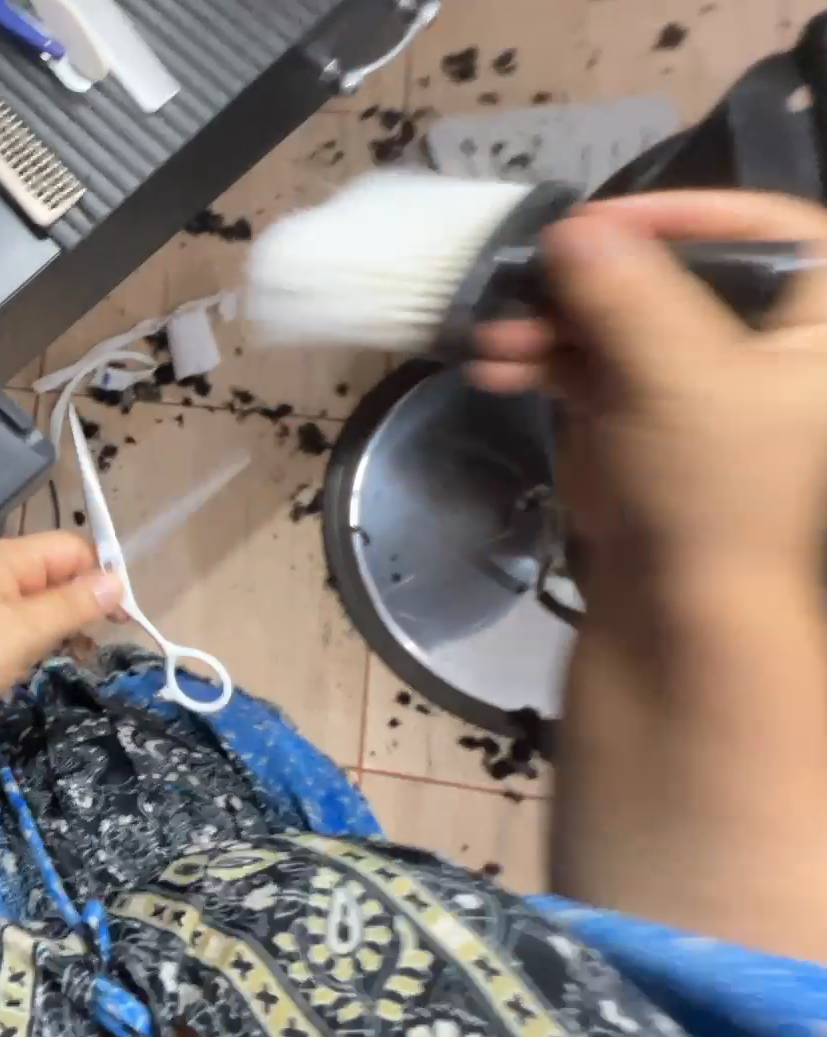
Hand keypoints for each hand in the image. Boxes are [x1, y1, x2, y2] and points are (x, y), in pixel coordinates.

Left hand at [0, 532, 121, 724]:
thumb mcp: (27, 631)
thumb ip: (73, 604)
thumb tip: (117, 580)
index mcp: (6, 557)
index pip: (71, 549)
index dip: (100, 578)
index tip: (119, 620)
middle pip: (54, 573)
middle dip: (77, 606)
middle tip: (86, 646)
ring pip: (36, 600)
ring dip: (54, 628)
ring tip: (52, 658)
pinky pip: (13, 620)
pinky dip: (28, 639)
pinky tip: (24, 664)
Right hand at [471, 191, 826, 573]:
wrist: (668, 574)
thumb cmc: (708, 478)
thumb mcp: (679, 382)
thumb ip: (630, 303)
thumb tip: (571, 229)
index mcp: (808, 316)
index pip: (764, 227)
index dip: (682, 212)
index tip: (594, 221)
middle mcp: (745, 328)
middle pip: (660, 271)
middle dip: (580, 284)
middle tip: (519, 289)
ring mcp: (675, 362)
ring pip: (602, 315)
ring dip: (539, 326)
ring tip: (492, 346)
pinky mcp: (619, 394)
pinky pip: (570, 357)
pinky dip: (530, 361)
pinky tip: (494, 372)